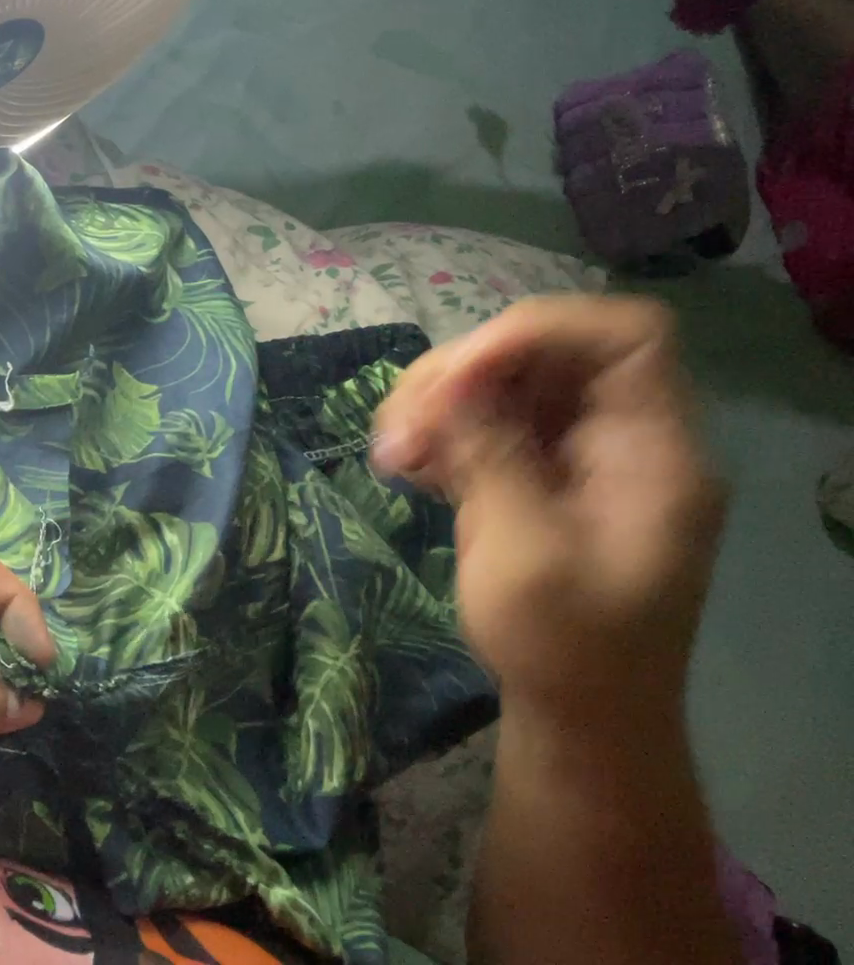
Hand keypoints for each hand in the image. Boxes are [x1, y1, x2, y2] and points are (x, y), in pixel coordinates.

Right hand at [373, 296, 725, 724]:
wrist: (577, 710)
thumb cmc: (564, 645)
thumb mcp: (524, 554)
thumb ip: (491, 458)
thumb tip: (448, 385)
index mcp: (651, 452)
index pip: (620, 336)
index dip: (533, 333)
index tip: (454, 381)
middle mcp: (616, 438)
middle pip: (540, 353)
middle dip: (457, 377)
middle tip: (400, 430)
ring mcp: (569, 455)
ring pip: (497, 383)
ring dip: (432, 405)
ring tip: (391, 453)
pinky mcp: (528, 473)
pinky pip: (477, 422)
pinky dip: (433, 432)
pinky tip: (403, 466)